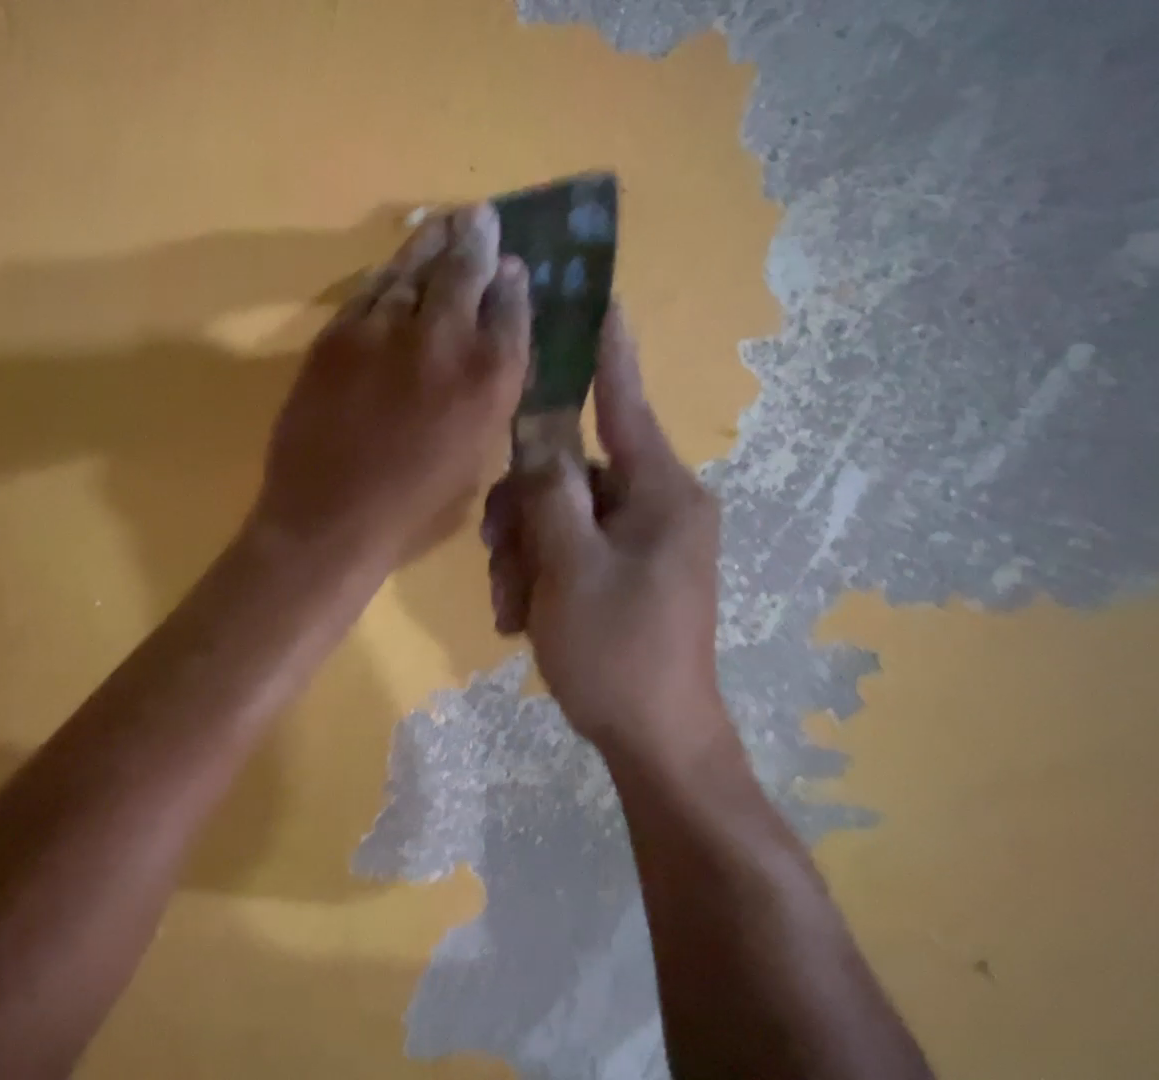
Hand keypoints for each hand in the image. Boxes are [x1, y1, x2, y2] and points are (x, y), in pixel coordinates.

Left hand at [251, 204, 530, 572]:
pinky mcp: (335, 338)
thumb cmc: (409, 514)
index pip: (512, 309)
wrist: (327, 522)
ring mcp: (384, 333)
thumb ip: (484, 406)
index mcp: (491, 379)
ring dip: (430, 245)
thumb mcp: (473, 465)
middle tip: (480, 217)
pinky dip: (385, 279)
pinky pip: (366, 294)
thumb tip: (481, 370)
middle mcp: (444, 340)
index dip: (512, 283)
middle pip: (465, 273)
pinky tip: (394, 270)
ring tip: (443, 226)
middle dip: (477, 240)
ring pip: (412, 272)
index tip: (512, 265)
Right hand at [484, 310, 725, 750]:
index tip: (599, 299)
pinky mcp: (624, 575)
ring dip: (521, 556)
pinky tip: (522, 619)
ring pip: (557, 516)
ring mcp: (641, 544)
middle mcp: (656, 507)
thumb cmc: (618, 650)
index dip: (607, 352)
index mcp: (661, 493)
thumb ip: (549, 495)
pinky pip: (567, 552)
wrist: (656, 741)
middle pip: (569, 471)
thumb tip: (541, 441)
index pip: (627, 403)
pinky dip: (537, 579)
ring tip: (512, 608)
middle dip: (522, 513)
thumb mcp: (569, 568)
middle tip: (497, 559)